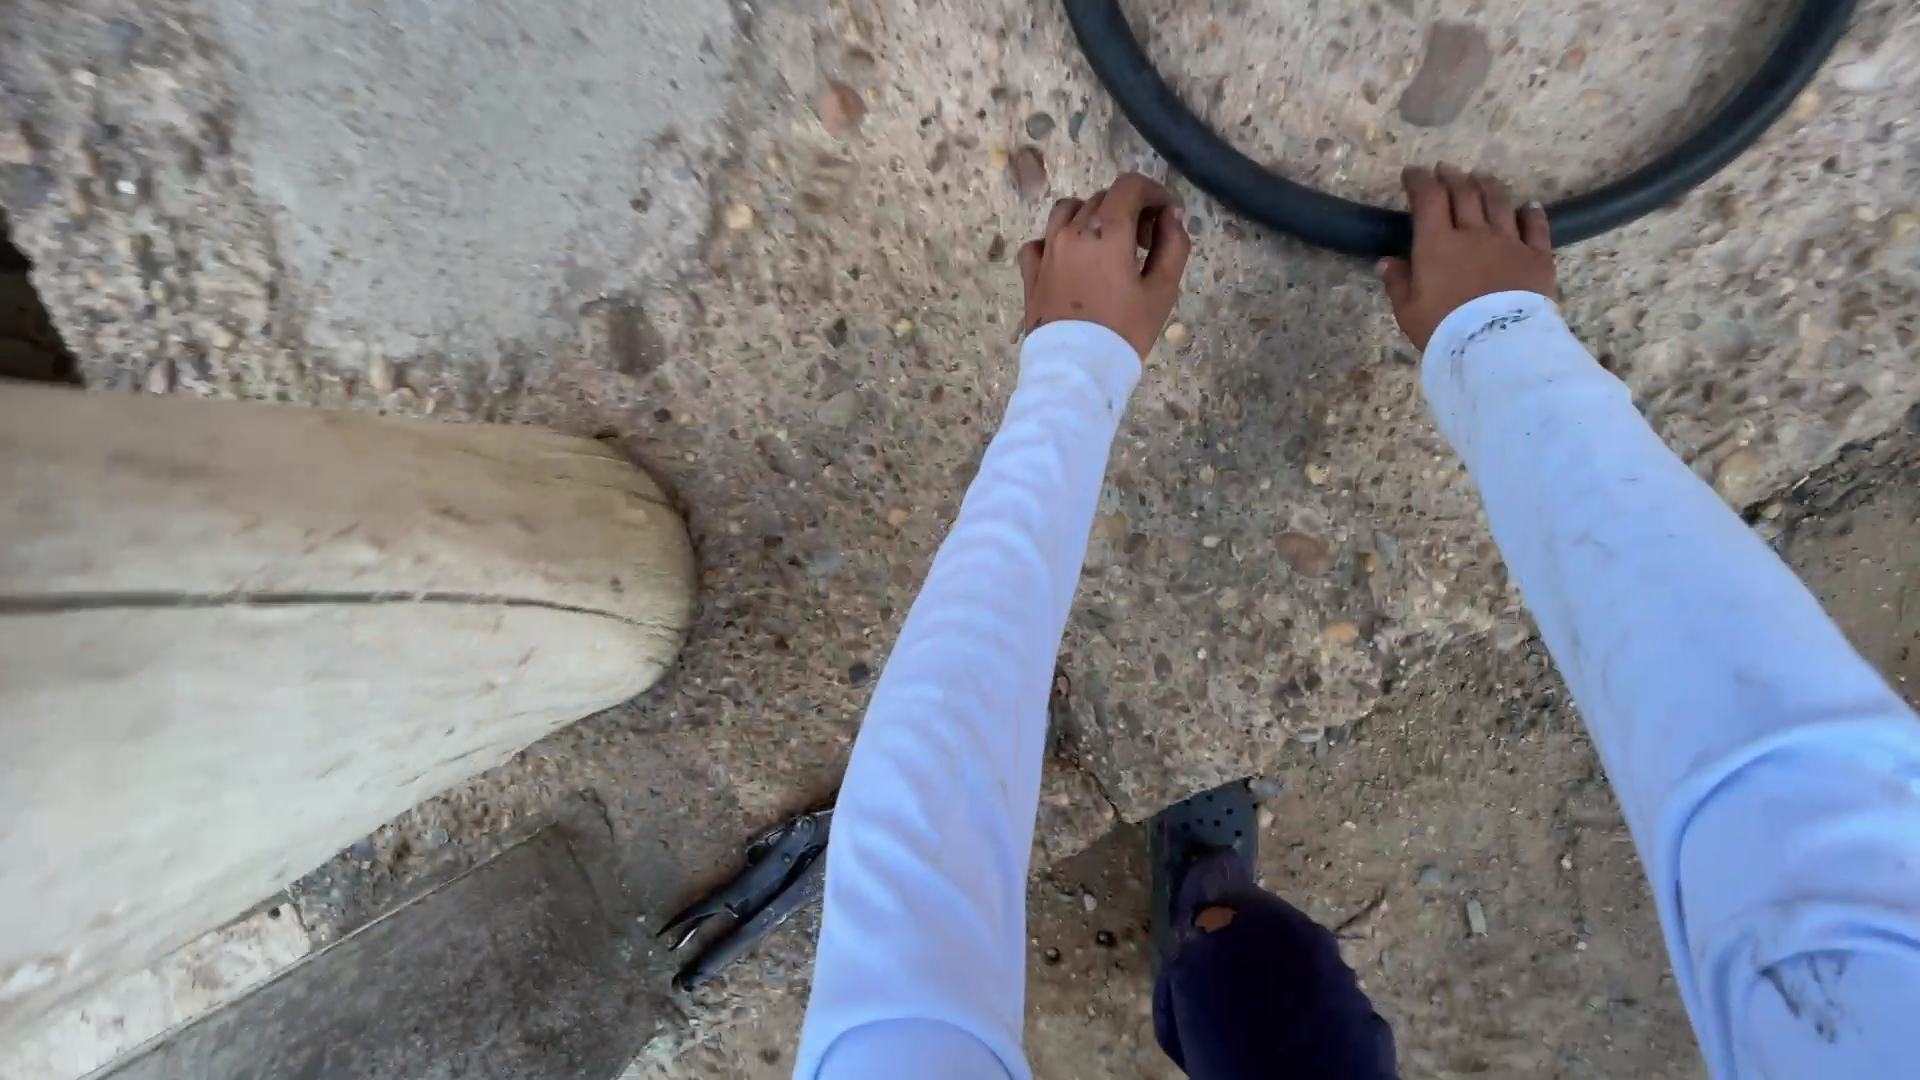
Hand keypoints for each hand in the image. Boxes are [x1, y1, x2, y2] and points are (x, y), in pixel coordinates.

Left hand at [1019, 172, 1191, 358]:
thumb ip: (1173, 245)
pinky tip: (1071, 262)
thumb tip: (1171, 215)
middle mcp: (1071, 232)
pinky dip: (1057, 242)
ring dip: (1091, 219)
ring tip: (1106, 248)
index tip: (1166, 216)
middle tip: (1145, 244)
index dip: (1154, 193)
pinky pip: (1040, 242)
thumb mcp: (1162, 290)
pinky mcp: (1031, 275)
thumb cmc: (1124, 331)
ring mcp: (1046, 252)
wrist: (1077, 369)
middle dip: (1129, 211)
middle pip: (1102, 199)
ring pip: (1068, 212)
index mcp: (1106, 231)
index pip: (1130, 186)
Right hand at [1378, 164, 1554, 350]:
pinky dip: (1531, 213)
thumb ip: (1398, 282)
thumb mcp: (1407, 310)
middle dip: (1452, 177)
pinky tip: (1529, 207)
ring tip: (1481, 175)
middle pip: (1464, 194)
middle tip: (1445, 169)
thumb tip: (1386, 262)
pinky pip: (1536, 226)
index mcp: (1437, 245)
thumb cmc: (1441, 328)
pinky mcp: (1537, 255)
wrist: (1493, 342)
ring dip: (1488, 185)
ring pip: (1499, 202)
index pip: (1428, 200)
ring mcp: (1509, 241)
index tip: (1412, 173)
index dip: (1419, 182)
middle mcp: (1473, 233)